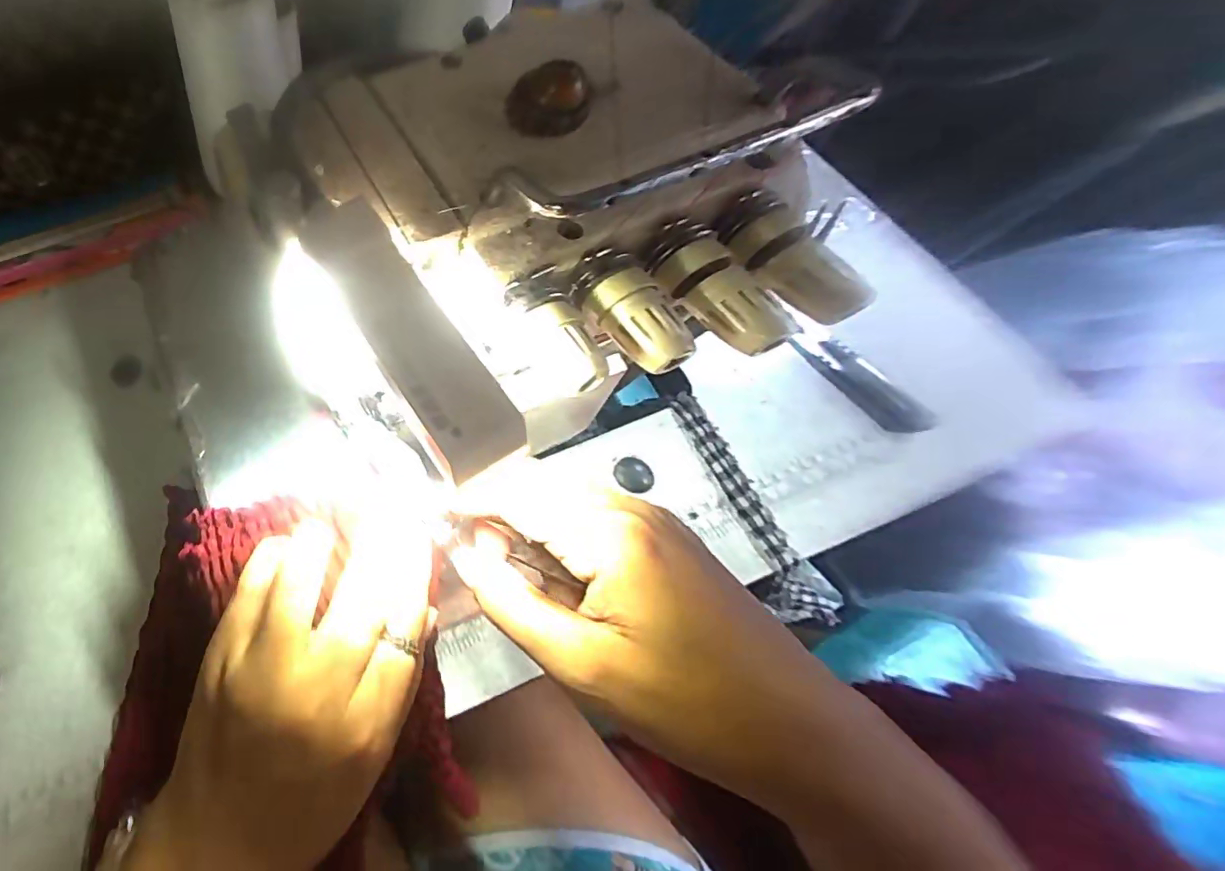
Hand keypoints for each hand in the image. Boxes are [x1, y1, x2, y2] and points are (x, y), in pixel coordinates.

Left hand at [128, 516, 434, 870]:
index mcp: (364, 722)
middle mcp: (317, 686)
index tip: (418, 536)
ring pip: (301, 576)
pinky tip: (287, 545)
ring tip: (333, 521)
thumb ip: (398, 681)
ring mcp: (262, 663)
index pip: (404, 627)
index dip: (414, 572)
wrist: (219, 836)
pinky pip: (252, 583)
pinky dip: (273, 554)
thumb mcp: (371, 757)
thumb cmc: (309, 799)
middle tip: (387, 508)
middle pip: (363, 594)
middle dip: (382, 543)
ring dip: (323, 538)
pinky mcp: (221, 650)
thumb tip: (420, 606)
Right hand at [452, 473, 1028, 870]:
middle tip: (470, 569)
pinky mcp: (667, 538)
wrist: (798, 730)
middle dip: (497, 524)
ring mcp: (654, 518)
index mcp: (609, 529)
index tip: (427, 523)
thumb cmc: (684, 703)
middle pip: (538, 493)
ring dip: (529, 536)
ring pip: (564, 507)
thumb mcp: (582, 666)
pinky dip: (562, 545)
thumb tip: (463, 552)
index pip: (515, 495)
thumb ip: (511, 602)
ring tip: (513, 585)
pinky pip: (594, 523)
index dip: (465, 505)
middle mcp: (631, 505)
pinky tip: (559, 586)